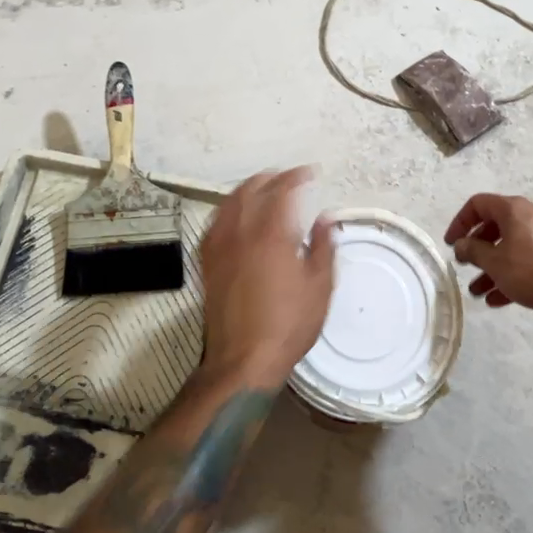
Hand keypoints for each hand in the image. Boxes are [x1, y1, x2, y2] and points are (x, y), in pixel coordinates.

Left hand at [200, 167, 335, 385]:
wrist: (243, 360)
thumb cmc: (287, 325)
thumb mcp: (320, 287)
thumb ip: (323, 246)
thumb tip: (325, 219)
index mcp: (272, 234)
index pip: (282, 190)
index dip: (296, 176)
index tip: (308, 173)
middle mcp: (242, 232)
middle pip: (251, 190)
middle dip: (269, 178)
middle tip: (285, 177)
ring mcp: (220, 247)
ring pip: (228, 203)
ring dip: (246, 189)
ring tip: (260, 188)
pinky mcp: (207, 263)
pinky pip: (213, 224)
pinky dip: (225, 210)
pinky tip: (232, 216)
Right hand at [444, 193, 532, 312]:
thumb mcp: (496, 263)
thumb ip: (473, 251)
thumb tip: (461, 244)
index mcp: (512, 209)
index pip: (477, 204)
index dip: (459, 222)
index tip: (451, 244)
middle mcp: (529, 215)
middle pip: (494, 227)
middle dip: (477, 250)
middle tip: (466, 267)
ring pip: (511, 248)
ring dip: (492, 268)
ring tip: (478, 292)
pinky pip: (527, 260)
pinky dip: (512, 275)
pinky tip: (500, 300)